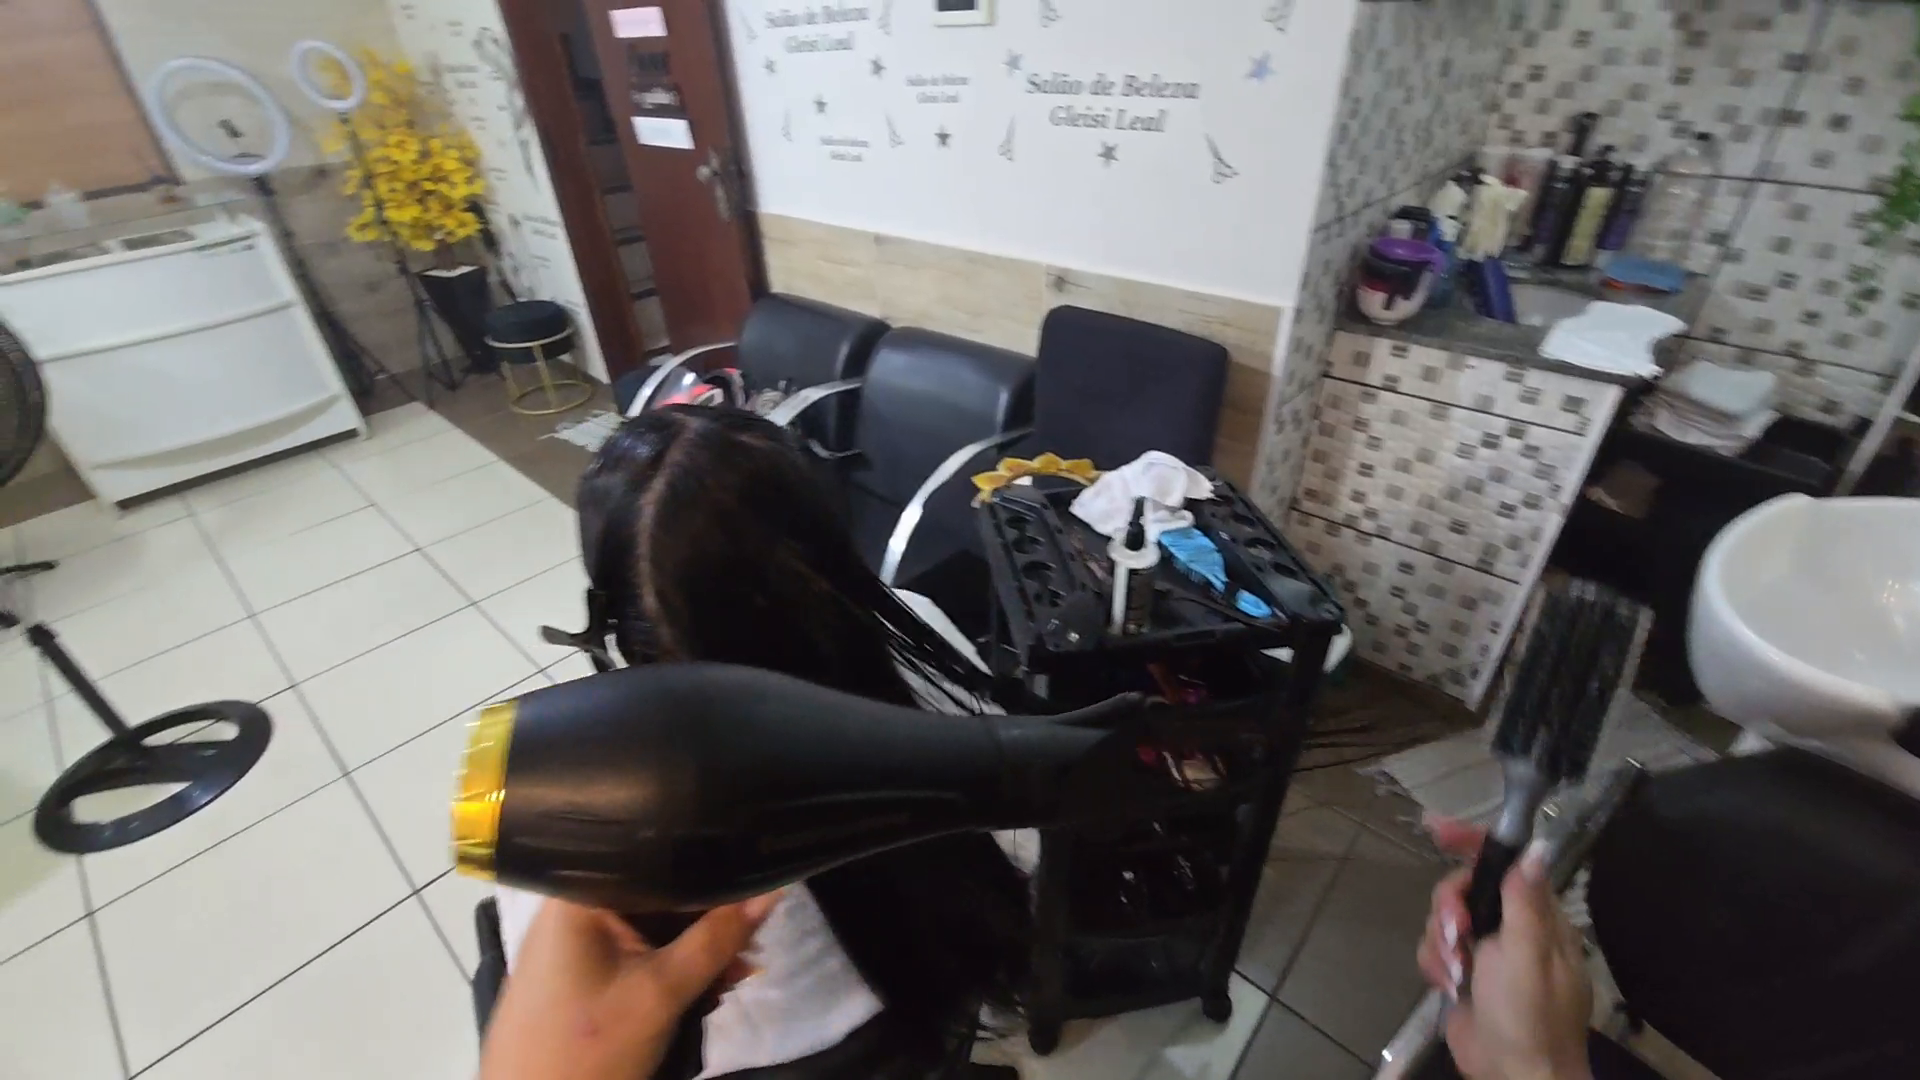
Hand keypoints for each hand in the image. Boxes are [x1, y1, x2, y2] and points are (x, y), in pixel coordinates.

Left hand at [480, 893, 780, 1079]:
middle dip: (711, 917)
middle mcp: (576, 906)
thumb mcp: (661, 994)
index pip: (659, 855)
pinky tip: (711, 982)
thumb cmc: (585, 1053)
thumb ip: (719, 938)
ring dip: (700, 944)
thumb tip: (773, 890)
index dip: (710, 863)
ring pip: (656, 923)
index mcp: (581, 894)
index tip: (754, 876)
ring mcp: (577, 941)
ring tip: (739, 969)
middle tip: (753, 938)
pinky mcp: (583, 971)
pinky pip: (642, 949)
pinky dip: (676, 964)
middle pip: (662, 892)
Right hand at [1417, 819, 1592, 1079]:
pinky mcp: (1464, 971)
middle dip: (1449, 908)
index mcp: (1539, 922)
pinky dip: (1436, 963)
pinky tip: (1449, 986)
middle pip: (1463, 888)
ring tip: (1456, 973)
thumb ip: (1525, 900)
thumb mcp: (1526, 955)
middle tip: (1455, 932)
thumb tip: (1538, 846)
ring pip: (1444, 918)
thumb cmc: (1528, 1015)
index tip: (1435, 827)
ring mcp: (1487, 951)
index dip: (1472, 841)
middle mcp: (1513, 930)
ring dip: (1441, 943)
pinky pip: (1435, 946)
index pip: (1506, 865)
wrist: (1513, 1076)